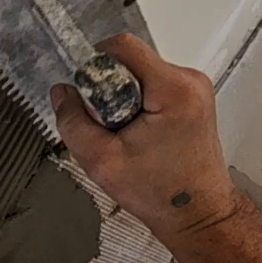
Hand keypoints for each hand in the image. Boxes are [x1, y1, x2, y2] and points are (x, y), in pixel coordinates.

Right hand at [51, 34, 246, 243]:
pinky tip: (138, 129)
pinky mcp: (193, 96)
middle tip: (108, 123)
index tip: (92, 99)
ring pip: (138, 70)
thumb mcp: (100, 162)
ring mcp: (195, 87)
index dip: (96, 66)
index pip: (123, 47)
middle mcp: (190, 80)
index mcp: (174, 90)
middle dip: (109, 86)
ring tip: (124, 131)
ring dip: (121, 94)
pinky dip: (135, 99)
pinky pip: (150, 81)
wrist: (199, 215)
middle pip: (130, 59)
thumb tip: (62, 91)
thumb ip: (72, 122)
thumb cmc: (156, 193)